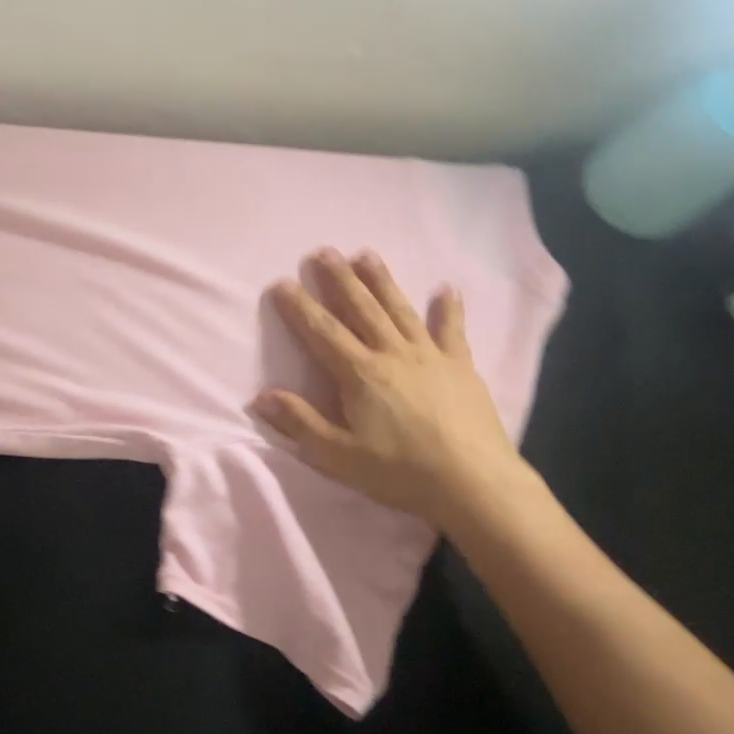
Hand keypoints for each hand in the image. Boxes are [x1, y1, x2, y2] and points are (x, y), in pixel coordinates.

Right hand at [255, 248, 529, 525]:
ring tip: (366, 254)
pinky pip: (452, 330)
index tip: (281, 283)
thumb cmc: (399, 472)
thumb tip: (261, 397)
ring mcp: (430, 356)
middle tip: (323, 252)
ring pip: (399, 310)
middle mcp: (392, 354)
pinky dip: (449, 309)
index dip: (300, 307)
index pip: (322, 333)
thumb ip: (300, 422)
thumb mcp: (338, 456)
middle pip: (361, 309)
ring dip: (381, 281)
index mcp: (359, 375)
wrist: (472, 481)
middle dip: (339, 279)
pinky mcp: (460, 367)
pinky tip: (446, 288)